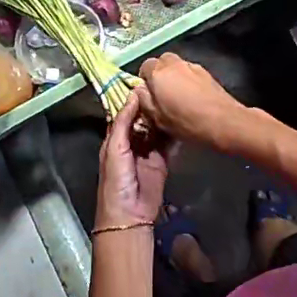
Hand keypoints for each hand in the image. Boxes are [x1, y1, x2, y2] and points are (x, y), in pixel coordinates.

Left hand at [96, 88, 169, 231]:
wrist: (129, 213)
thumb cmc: (115, 180)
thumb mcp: (115, 148)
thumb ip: (123, 122)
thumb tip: (132, 96)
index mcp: (114, 138)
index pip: (124, 113)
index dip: (133, 100)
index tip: (145, 83)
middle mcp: (131, 142)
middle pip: (142, 120)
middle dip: (151, 107)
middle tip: (164, 90)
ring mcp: (147, 152)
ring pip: (156, 130)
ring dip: (163, 119)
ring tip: (174, 101)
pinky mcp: (161, 161)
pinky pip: (168, 144)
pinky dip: (174, 134)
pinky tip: (182, 121)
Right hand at [136, 54, 255, 154]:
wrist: (223, 121)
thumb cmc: (185, 121)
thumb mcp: (157, 117)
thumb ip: (144, 100)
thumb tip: (139, 89)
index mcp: (158, 73)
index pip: (145, 66)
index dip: (145, 79)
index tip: (148, 93)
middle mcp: (174, 64)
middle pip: (162, 62)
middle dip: (160, 73)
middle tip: (162, 92)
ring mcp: (192, 66)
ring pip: (178, 66)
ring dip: (175, 76)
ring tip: (179, 95)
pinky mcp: (207, 73)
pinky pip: (191, 72)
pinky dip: (188, 80)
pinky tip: (193, 97)